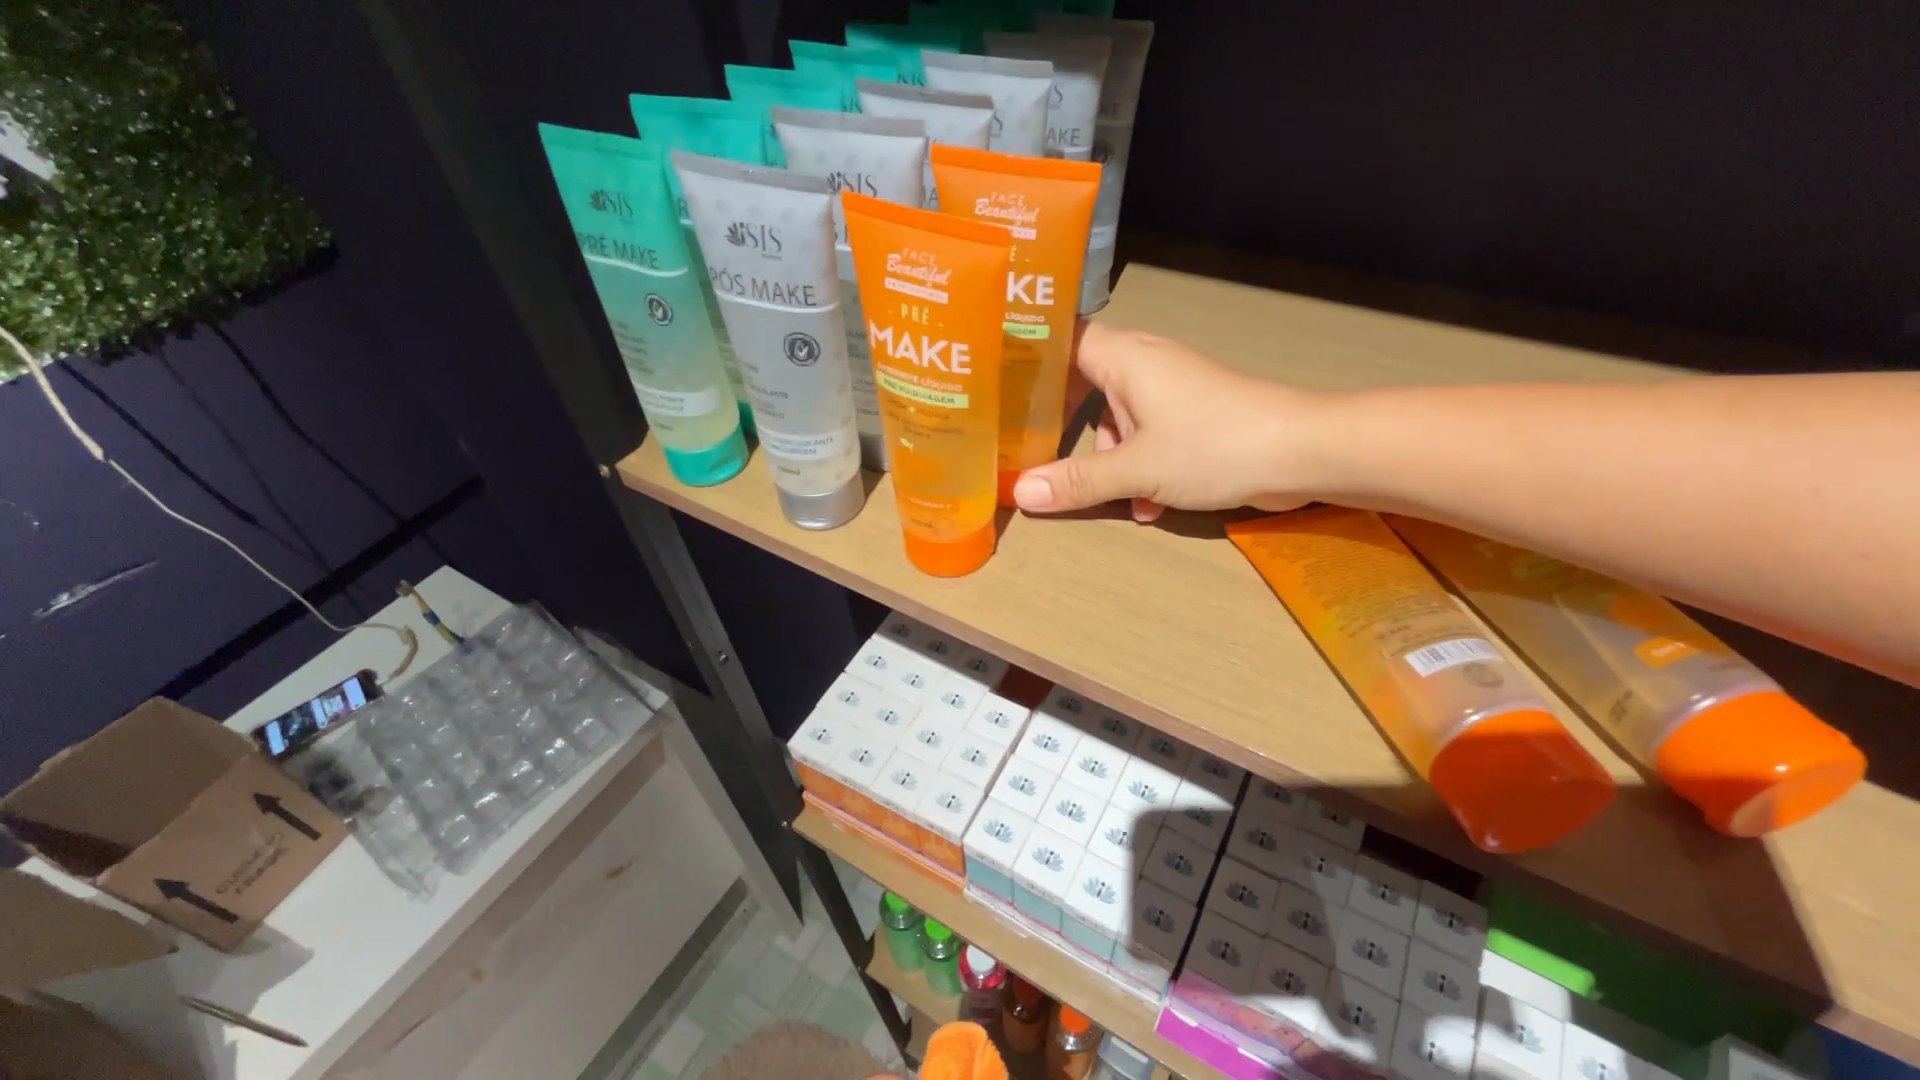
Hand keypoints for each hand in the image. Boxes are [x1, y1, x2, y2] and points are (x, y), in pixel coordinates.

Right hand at [1012, 322, 1323, 520]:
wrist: (1302, 452)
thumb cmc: (1212, 445)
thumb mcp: (1136, 469)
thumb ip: (1078, 481)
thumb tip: (1020, 493)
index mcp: (1125, 359)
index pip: (1065, 339)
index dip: (1033, 358)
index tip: (1002, 386)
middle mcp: (1146, 365)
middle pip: (1088, 385)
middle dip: (1067, 425)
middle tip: (1034, 449)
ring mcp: (1173, 392)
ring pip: (1121, 420)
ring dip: (1112, 459)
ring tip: (1114, 495)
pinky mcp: (1196, 418)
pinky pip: (1151, 438)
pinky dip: (1144, 468)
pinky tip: (1150, 505)